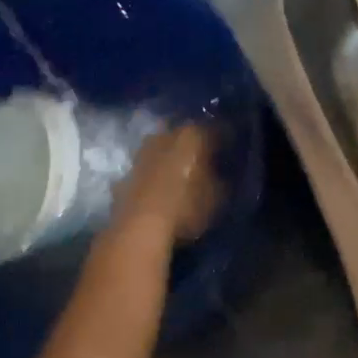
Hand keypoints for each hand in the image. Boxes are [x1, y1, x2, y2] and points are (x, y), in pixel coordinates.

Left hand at [113, 125, 222, 241]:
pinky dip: (157, 177)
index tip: (232, 150)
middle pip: (184, 136)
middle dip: (195, 146)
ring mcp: (141, 155)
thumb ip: (221, 178)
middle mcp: (165, 136)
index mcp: (192, 135)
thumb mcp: (218, 195)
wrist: (139, 228)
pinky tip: (164, 191)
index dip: (226, 140)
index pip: (215, 129)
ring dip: (172, 159)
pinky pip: (148, 171)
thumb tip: (221, 174)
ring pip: (163, 151)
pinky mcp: (125, 176)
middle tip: (207, 161)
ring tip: (185, 176)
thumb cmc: (187, 205)